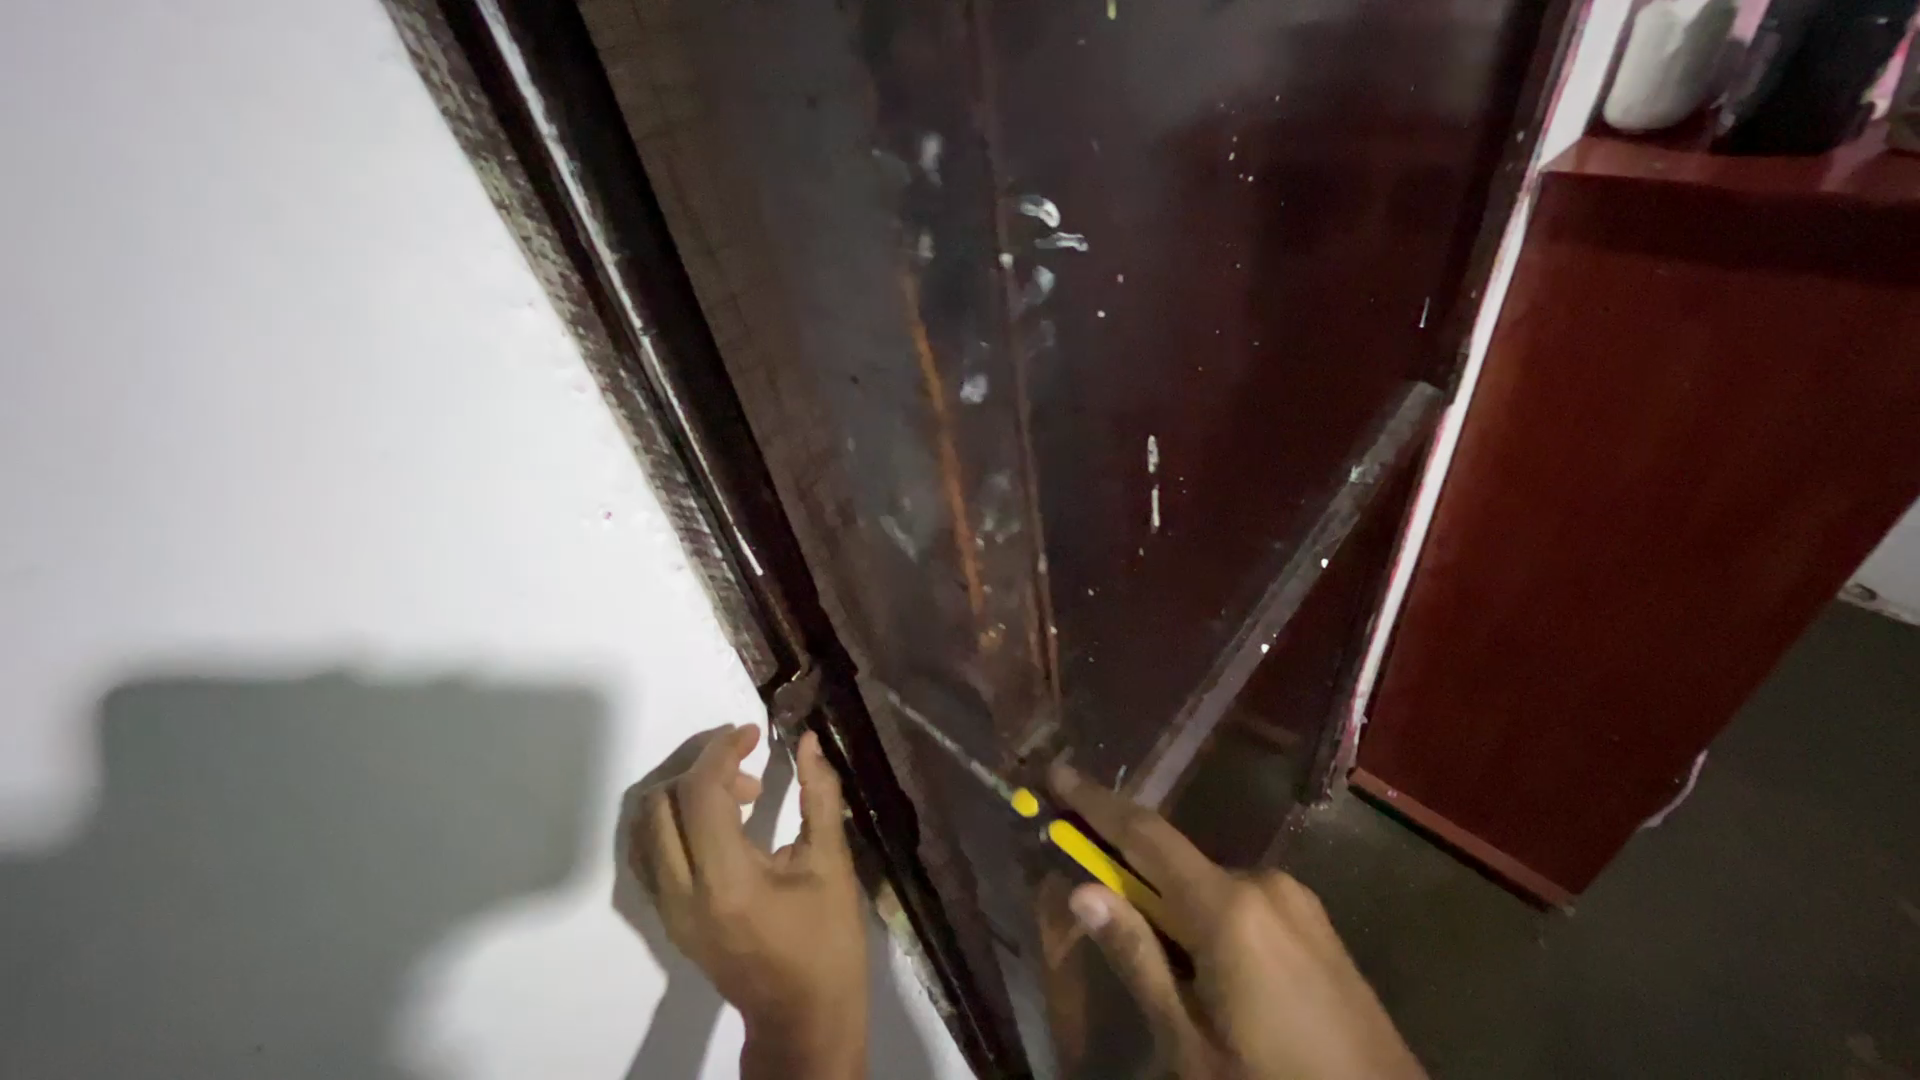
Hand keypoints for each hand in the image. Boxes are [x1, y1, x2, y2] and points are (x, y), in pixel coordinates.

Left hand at [628, 724, 867, 1079]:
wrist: (802, 1016)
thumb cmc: (827, 942)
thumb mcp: (832, 864)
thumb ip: (819, 795)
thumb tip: (808, 741)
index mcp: (726, 881)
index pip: (700, 793)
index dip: (722, 751)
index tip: (751, 733)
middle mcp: (682, 894)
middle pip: (661, 801)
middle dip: (701, 767)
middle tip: (749, 769)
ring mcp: (668, 910)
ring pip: (645, 826)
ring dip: (683, 792)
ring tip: (736, 796)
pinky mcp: (666, 919)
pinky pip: (648, 853)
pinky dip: (673, 821)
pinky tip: (716, 823)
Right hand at [1050, 764, 1424, 1079]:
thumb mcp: (1191, 1045)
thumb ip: (1137, 960)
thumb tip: (1082, 891)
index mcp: (1229, 908)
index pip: (1145, 836)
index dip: (1095, 803)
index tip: (1056, 774)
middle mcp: (1264, 884)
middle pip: (1175, 864)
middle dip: (1129, 874)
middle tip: (1095, 906)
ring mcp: (1298, 902)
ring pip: (1209, 888)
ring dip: (1171, 907)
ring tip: (1164, 974)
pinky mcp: (1317, 924)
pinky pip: (1243, 905)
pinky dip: (1207, 920)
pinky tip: (1211, 977)